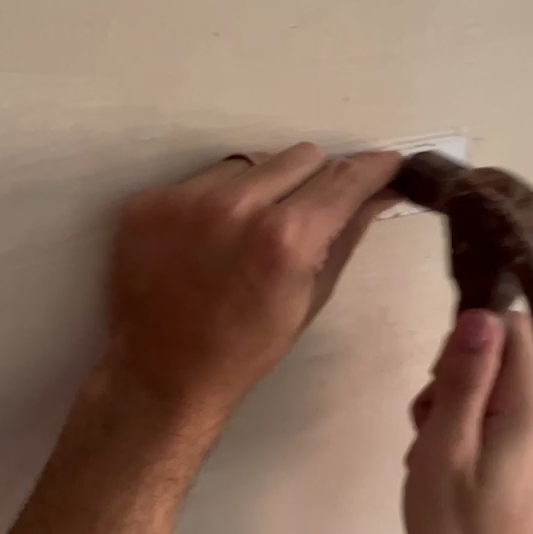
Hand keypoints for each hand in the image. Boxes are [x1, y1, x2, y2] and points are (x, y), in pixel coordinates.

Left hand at [103, 143, 401, 419]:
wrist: (161, 376)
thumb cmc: (245, 351)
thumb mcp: (308, 300)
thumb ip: (346, 236)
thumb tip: (382, 193)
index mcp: (285, 239)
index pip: (344, 178)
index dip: (372, 168)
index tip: (385, 165)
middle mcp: (235, 206)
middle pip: (300, 157)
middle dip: (315, 180)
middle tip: (307, 214)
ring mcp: (184, 200)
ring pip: (248, 163)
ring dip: (261, 188)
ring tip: (246, 232)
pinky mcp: (147, 203)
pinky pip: (199, 180)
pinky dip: (212, 201)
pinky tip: (205, 241)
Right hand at [403, 310, 532, 533]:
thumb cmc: (457, 521)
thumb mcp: (447, 443)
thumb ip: (465, 378)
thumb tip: (482, 314)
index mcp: (528, 405)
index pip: (511, 330)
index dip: (467, 341)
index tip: (438, 383)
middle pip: (496, 364)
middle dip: (450, 385)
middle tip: (426, 432)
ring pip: (488, 397)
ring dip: (450, 415)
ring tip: (430, 459)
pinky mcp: (529, 463)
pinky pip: (493, 426)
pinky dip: (462, 438)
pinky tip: (443, 472)